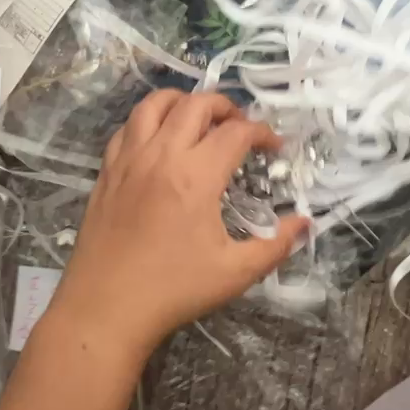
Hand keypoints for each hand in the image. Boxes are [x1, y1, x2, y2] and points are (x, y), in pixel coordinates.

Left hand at [43, 90, 311, 359]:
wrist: (105, 308)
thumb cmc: (173, 290)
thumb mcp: (235, 273)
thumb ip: (276, 245)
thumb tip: (304, 223)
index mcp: (196, 175)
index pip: (236, 132)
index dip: (262, 132)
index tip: (274, 147)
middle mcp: (161, 155)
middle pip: (196, 105)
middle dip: (226, 107)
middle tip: (240, 128)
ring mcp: (128, 159)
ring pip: (154, 104)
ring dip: (183, 102)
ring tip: (199, 118)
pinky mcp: (107, 171)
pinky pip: (127, 127)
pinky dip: (149, 120)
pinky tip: (159, 139)